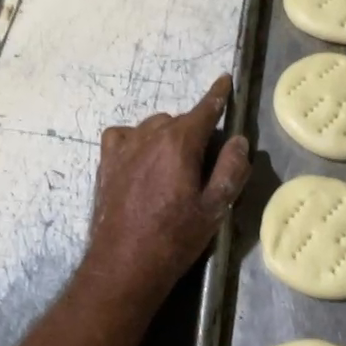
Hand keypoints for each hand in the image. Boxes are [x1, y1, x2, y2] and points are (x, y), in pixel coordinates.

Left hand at [82, 75, 250, 300]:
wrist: (125, 263)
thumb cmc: (175, 237)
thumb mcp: (215, 208)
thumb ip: (231, 169)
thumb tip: (239, 141)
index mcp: (179, 143)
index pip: (204, 109)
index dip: (218, 95)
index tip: (225, 81)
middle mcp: (149, 136)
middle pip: (179, 121)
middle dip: (194, 133)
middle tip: (203, 164)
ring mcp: (124, 148)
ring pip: (152, 127)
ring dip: (166, 137)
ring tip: (173, 167)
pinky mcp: (106, 163)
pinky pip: (123, 136)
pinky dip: (136, 140)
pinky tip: (141, 160)